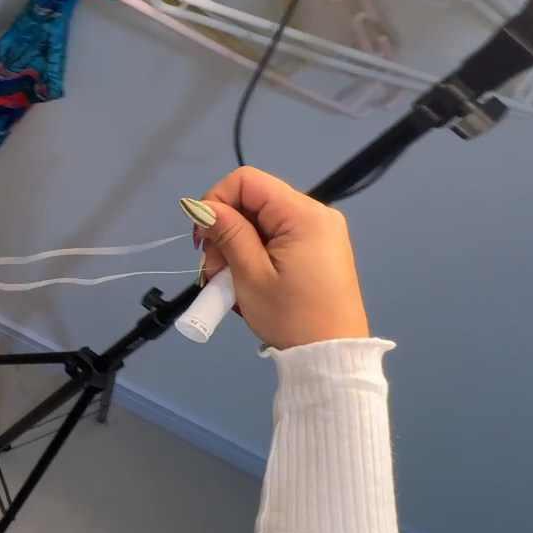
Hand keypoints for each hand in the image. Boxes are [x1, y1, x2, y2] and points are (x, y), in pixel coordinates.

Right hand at [196, 167, 369, 349]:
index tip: (202, 237)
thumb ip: (228, 233)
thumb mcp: (250, 274)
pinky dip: (249, 252)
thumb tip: (202, 207)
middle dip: (223, 229)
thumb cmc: (290, 314)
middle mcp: (314, 214)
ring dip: (232, 245)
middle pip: (251, 200)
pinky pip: (272, 236)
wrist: (330, 352)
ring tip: (226, 278)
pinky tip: (243, 277)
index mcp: (302, 215)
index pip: (247, 181)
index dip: (215, 200)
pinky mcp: (314, 248)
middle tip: (213, 268)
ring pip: (258, 220)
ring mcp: (317, 231)